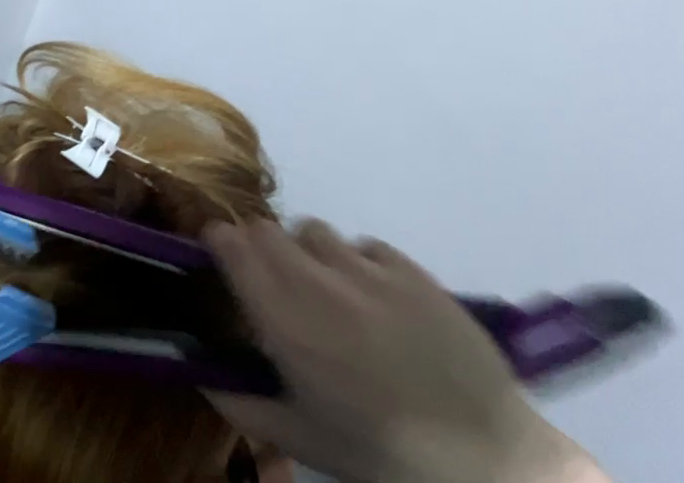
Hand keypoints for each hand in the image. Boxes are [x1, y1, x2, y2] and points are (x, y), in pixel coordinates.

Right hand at [203, 218, 609, 482]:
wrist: (483, 454)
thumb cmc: (380, 451)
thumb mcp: (300, 439)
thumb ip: (239, 404)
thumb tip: (199, 375)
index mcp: (283, 319)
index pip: (232, 246)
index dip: (218, 242)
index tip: (217, 255)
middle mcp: (317, 282)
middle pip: (266, 229)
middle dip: (256, 245)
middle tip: (269, 280)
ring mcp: (367, 271)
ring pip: (313, 230)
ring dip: (305, 250)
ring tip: (323, 286)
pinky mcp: (411, 271)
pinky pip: (365, 244)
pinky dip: (356, 261)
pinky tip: (373, 297)